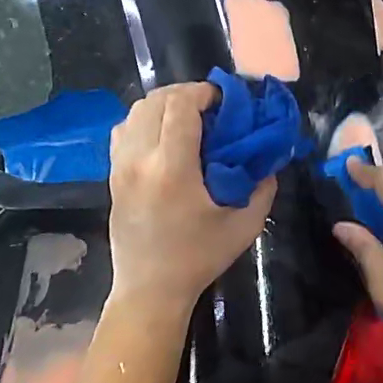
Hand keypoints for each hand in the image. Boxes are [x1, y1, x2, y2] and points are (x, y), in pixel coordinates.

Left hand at [108, 82, 274, 313]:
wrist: (150, 289)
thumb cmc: (198, 258)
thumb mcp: (244, 226)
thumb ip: (263, 188)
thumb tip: (270, 161)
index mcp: (172, 168)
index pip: (180, 107)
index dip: (203, 92)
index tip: (224, 99)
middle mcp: (140, 159)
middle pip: (155, 101)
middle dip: (185, 93)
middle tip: (210, 105)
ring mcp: (120, 166)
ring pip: (135, 111)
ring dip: (163, 104)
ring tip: (188, 116)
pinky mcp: (112, 175)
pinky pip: (123, 130)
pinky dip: (144, 120)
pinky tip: (163, 135)